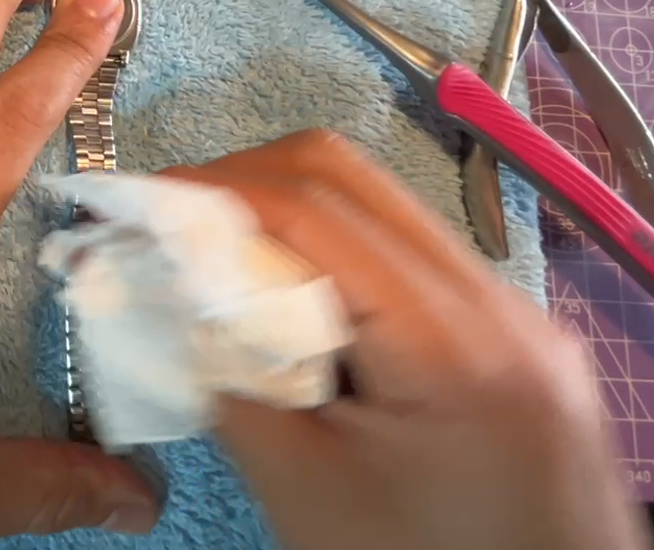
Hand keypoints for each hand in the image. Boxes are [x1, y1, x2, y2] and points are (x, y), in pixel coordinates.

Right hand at [175, 131, 648, 549]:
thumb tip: (155, 285)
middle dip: (240, 177)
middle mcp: (499, 304)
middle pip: (346, 174)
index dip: (212, 189)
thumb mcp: (291, 478)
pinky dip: (316, 236)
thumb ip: (217, 366)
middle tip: (174, 216)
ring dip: (277, 202)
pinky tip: (280, 280)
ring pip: (370, 196)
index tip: (141, 203)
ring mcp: (512, 308)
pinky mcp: (504, 325)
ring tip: (215, 243)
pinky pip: (392, 240)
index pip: (313, 210)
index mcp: (456, 348)